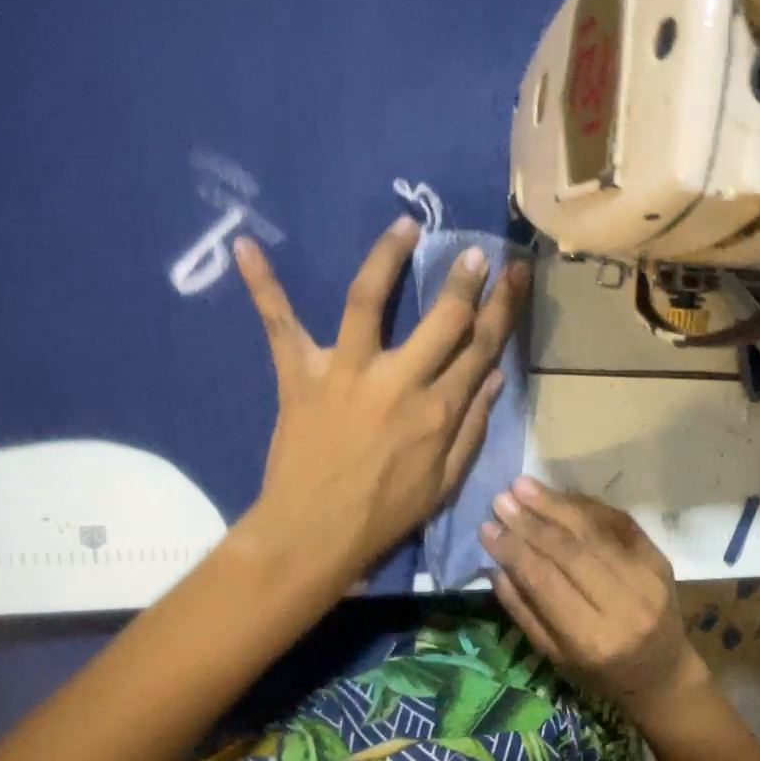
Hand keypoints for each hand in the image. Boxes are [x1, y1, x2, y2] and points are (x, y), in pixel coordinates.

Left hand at [237, 217, 528, 573]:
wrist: (314, 534)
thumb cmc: (384, 514)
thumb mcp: (444, 483)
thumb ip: (472, 428)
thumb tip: (493, 378)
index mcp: (438, 410)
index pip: (481, 346)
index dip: (503, 307)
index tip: (515, 273)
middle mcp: (398, 381)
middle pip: (442, 317)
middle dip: (463, 279)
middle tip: (474, 251)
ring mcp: (345, 372)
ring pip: (367, 300)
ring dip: (387, 257)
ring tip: (403, 225)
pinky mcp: (300, 375)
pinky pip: (279, 324)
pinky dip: (262, 285)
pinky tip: (245, 244)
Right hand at [480, 477, 707, 718]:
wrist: (663, 671)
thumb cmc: (600, 672)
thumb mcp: (554, 655)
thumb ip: (524, 612)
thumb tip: (496, 565)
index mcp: (593, 638)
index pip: (545, 582)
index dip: (514, 550)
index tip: (486, 527)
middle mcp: (625, 605)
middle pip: (570, 551)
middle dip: (531, 522)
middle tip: (501, 499)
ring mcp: (648, 578)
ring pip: (594, 530)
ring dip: (555, 504)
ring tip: (523, 486)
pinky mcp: (660, 558)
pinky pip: (618, 522)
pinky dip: (585, 506)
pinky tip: (559, 495)